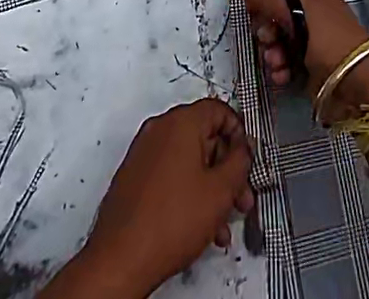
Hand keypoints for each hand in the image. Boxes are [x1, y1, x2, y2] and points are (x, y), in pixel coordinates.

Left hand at [71, 98, 254, 296]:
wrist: (122, 258)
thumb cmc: (165, 224)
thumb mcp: (221, 189)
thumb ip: (240, 161)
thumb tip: (243, 149)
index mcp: (180, 122)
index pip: (219, 110)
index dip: (239, 133)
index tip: (246, 156)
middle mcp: (158, 131)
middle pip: (204, 137)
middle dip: (227, 168)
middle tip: (239, 194)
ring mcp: (143, 153)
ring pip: (189, 160)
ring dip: (210, 186)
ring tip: (221, 221)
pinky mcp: (134, 176)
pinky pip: (170, 174)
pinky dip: (188, 191)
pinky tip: (200, 225)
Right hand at [223, 0, 368, 115]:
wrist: (359, 90)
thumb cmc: (334, 45)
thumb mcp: (294, 14)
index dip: (261, 1)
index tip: (254, 13)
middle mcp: (312, 14)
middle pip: (273, 17)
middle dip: (266, 32)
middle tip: (270, 40)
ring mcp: (311, 41)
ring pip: (277, 42)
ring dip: (272, 53)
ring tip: (278, 60)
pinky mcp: (310, 64)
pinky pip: (285, 60)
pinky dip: (280, 67)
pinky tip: (283, 73)